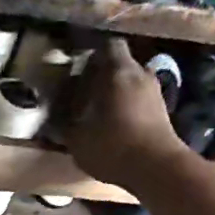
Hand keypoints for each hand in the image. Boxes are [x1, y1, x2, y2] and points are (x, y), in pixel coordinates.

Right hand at [65, 37, 188, 188]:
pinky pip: (139, 99)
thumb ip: (64, 125)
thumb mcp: (77, 139)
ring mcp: (155, 92)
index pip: (107, 46)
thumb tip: (53, 120)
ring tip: (96, 111)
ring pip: (130, 82)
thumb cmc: (112, 146)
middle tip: (81, 92)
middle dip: (101, 75)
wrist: (156, 168)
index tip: (76, 66)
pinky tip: (112, 124)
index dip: (91, 53)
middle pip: (119, 64)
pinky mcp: (161, 110)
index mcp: (118, 72)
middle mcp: (140, 74)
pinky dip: (126, 106)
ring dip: (114, 92)